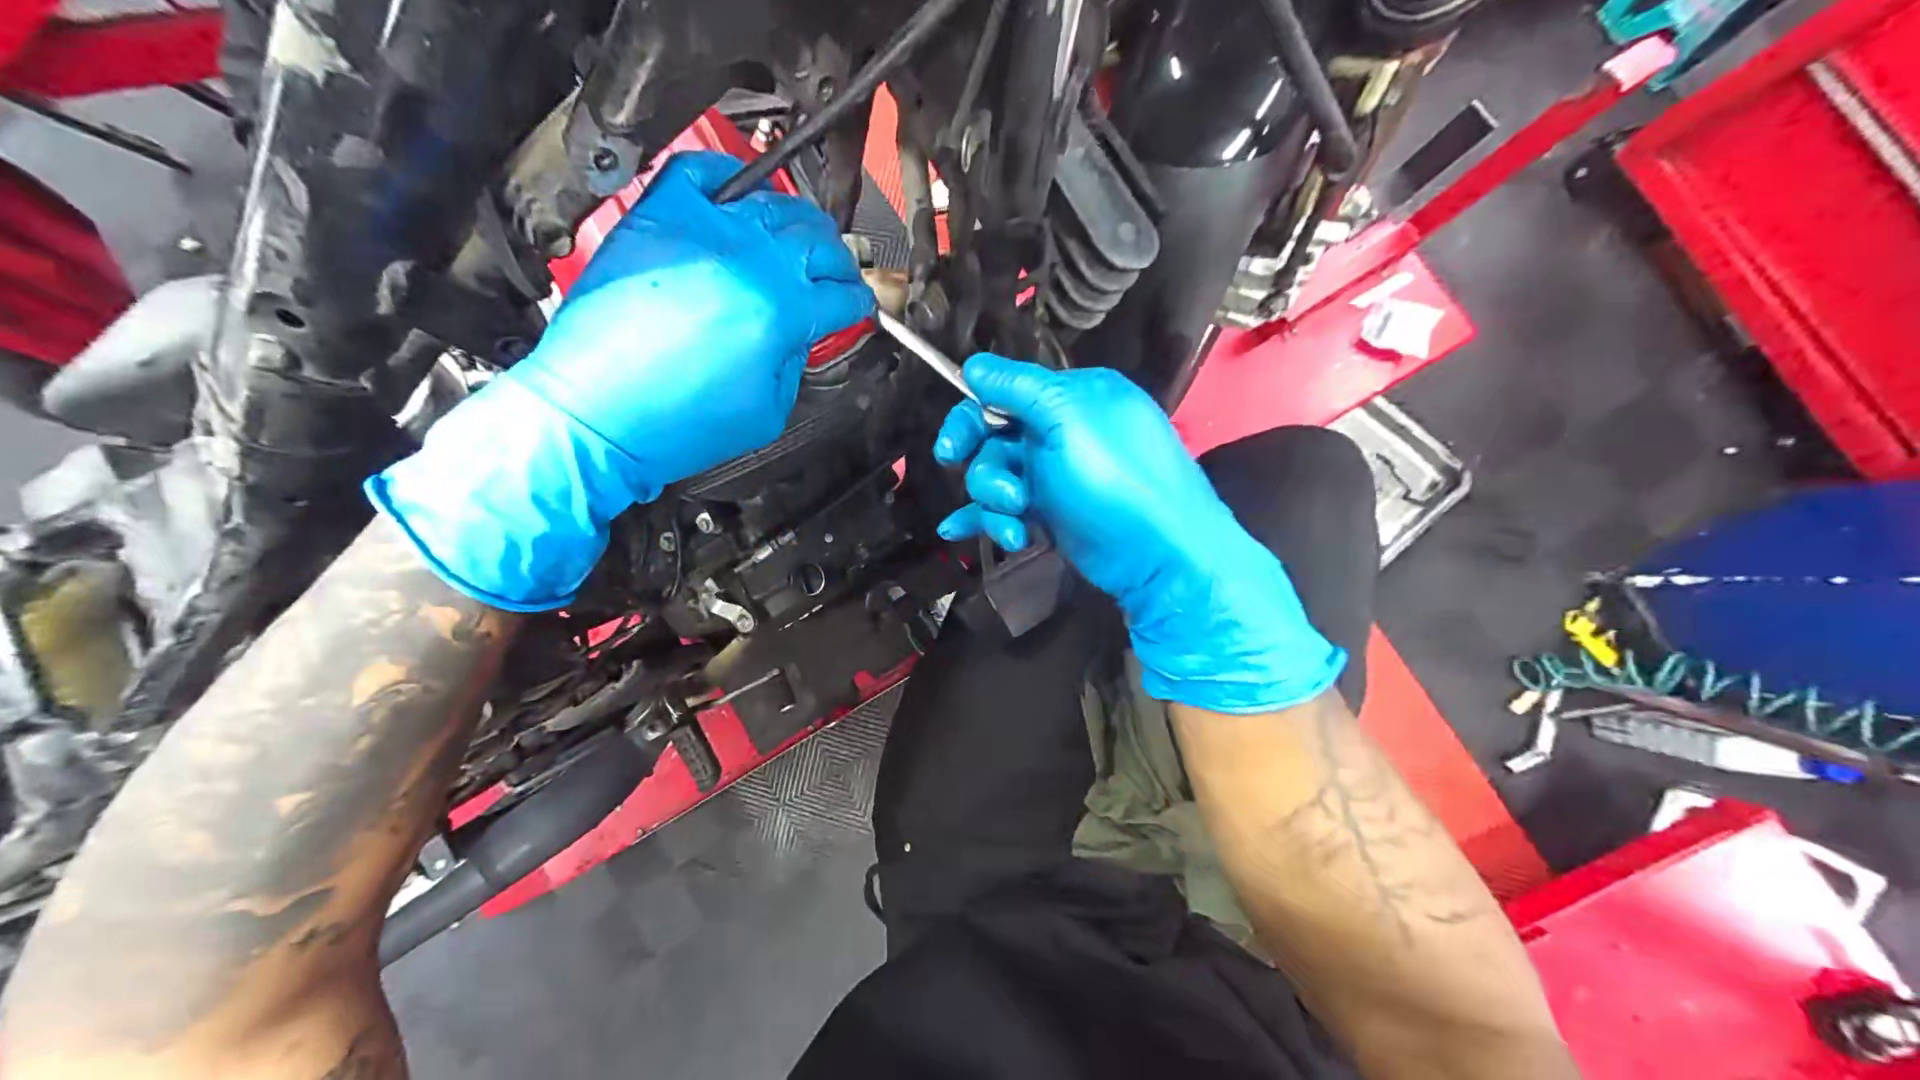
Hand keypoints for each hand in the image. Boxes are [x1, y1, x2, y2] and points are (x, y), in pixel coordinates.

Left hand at [368, 151, 873, 610]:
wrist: (595, 415)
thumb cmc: (672, 422)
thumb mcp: (767, 413)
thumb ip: (795, 364)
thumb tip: (800, 335)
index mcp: (780, 312)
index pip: (843, 296)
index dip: (860, 304)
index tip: (859, 308)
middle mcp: (748, 261)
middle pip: (820, 241)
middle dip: (840, 262)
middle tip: (838, 278)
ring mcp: (702, 231)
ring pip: (775, 200)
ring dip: (800, 222)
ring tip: (800, 241)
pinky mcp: (658, 219)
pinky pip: (702, 171)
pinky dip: (731, 176)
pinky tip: (742, 196)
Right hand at [933, 357, 1343, 712]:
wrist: (1161, 555)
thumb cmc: (1117, 478)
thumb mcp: (1067, 419)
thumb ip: (1018, 388)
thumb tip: (975, 364)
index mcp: (1071, 398)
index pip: (1004, 394)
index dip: (972, 419)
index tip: (951, 447)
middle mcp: (1061, 433)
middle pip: (992, 441)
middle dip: (987, 469)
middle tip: (999, 493)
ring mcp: (1055, 477)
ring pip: (997, 480)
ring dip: (997, 502)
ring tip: (1020, 520)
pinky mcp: (1052, 515)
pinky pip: (1006, 511)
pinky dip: (988, 521)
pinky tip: (961, 531)